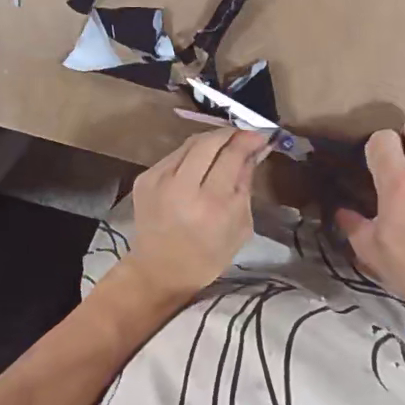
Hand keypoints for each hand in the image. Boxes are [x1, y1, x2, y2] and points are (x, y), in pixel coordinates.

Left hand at [119, 128, 268, 302]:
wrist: (159, 270)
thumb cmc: (207, 256)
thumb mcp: (240, 226)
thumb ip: (245, 184)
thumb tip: (253, 150)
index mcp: (211, 204)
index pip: (231, 156)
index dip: (247, 140)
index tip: (260, 135)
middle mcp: (181, 188)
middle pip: (207, 142)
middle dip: (228, 134)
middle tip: (243, 135)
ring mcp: (158, 181)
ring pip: (188, 144)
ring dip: (209, 142)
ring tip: (224, 147)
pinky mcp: (143, 180)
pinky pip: (173, 156)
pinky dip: (190, 156)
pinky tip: (199, 165)